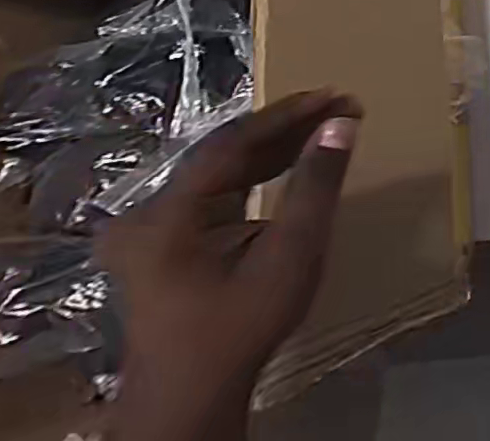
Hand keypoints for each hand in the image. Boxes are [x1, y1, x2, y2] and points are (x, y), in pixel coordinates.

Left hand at [98, 89, 361, 440]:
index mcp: (167, 216)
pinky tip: (294, 158)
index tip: (334, 95)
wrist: (193, 395)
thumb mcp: (292, 252)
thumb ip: (316, 183)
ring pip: (222, 165)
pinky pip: (218, 186)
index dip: (286, 114)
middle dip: (287, 126)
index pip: (232, 142)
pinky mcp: (164, 237)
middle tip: (340, 107)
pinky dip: (259, 169)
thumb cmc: (244, 322)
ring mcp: (152, 226)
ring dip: (276, 145)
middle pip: (225, 150)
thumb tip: (341, 122)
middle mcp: (148, 212)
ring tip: (328, 125)